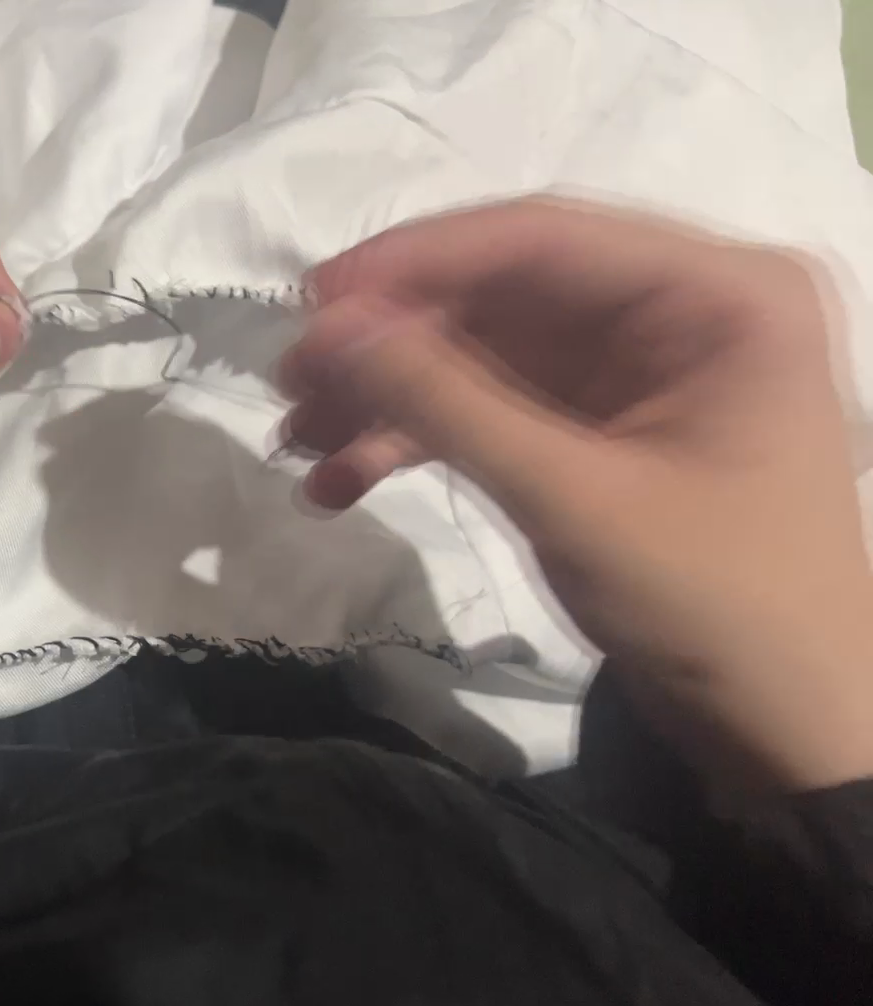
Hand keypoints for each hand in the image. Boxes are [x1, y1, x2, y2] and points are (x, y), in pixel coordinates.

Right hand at [279, 198, 872, 788]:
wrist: (771, 711)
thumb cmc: (707, 595)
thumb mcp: (563, 491)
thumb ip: (440, 401)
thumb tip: (326, 330)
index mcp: (710, 295)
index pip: (533, 240)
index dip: (409, 263)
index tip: (308, 304)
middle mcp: (658, 314)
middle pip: (482, 300)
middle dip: (378, 345)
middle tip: (287, 384)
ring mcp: (608, 373)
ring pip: (458, 358)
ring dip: (373, 399)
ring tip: (296, 443)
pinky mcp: (569, 426)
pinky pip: (463, 413)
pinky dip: (396, 444)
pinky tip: (335, 485)